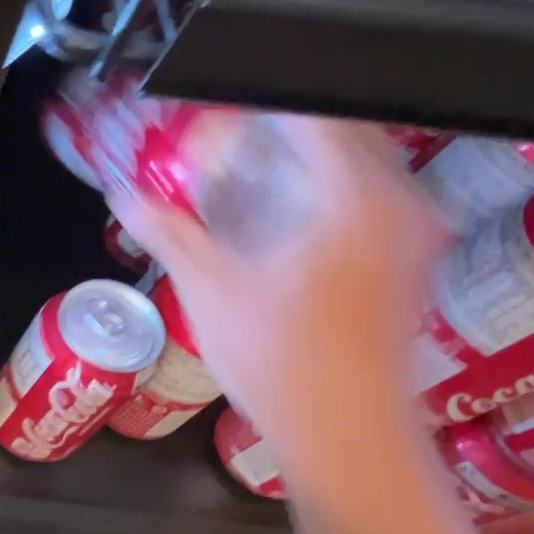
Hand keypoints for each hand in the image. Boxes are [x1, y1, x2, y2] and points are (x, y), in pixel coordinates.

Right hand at [108, 113, 446, 499]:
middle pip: (339, 130)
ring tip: (245, 165)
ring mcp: (412, 232)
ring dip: (302, 156)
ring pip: (357, 163)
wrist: (344, 435)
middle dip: (278, 125)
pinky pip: (368, 195)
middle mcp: (397, 202)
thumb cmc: (279, 361)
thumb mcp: (206, 288)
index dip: (257, 99)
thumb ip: (165, 230)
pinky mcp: (409, 259)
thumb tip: (122, 194)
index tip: (212, 101)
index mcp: (353, 197)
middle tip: (222, 133)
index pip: (311, 112)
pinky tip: (280, 210)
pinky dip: (323, 187)